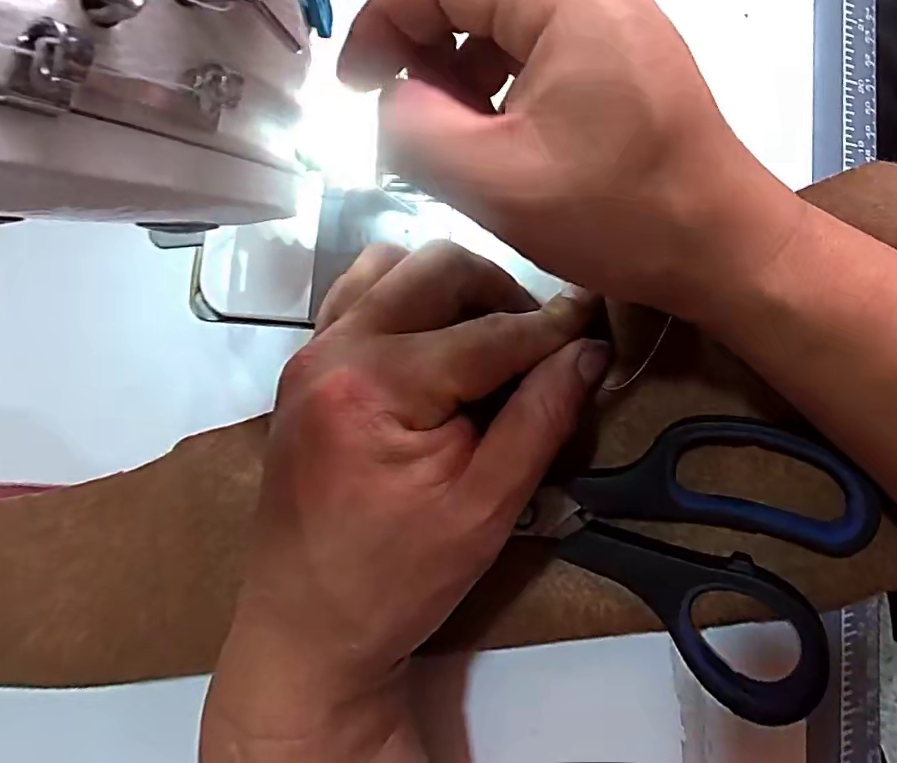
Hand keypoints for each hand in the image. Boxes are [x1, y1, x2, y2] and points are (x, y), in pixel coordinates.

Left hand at [201, 242, 608, 762]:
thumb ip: (542, 418)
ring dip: (452, 285)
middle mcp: (336, 347)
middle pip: (438, 268)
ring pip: (395, 265)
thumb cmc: (397, 579)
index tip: (594, 317)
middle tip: (536, 338)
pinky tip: (434, 338)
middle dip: (500, 291)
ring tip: (485, 333)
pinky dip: (408, 295)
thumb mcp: (487, 507)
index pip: (488, 333)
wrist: (302, 631)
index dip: (550, 326)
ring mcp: (313, 348)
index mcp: (377, 384)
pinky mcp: (308, 362)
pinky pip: (361, 292)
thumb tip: (590, 350)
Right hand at [338, 0, 805, 316]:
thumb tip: (398, 96)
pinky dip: (509, 78)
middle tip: (396, 99)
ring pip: (516, 19)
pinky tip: (501, 130)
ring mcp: (625, 26)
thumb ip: (416, 129)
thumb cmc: (620, 217)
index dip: (385, 18)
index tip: (358, 81)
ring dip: (466, 62)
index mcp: (566, 3)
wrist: (726, 248)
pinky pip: (552, 47)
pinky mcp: (636, 61)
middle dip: (423, 37)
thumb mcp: (496, 182)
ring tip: (448, 126)